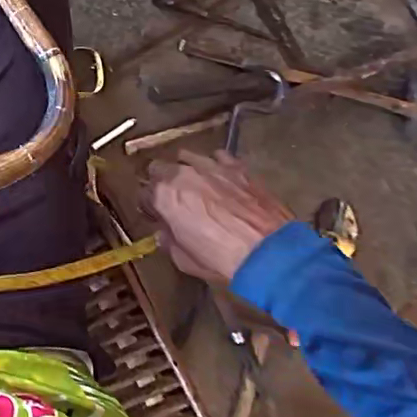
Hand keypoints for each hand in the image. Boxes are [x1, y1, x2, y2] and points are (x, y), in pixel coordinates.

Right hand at [147, 150, 294, 284]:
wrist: (273, 255)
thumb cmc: (222, 260)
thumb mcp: (184, 259)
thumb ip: (168, 240)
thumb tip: (166, 232)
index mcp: (162, 196)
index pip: (143, 194)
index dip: (149, 207)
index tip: (158, 216)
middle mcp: (180, 174)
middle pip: (158, 168)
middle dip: (161, 181)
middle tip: (174, 198)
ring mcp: (210, 167)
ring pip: (185, 156)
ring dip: (186, 169)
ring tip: (196, 184)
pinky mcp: (237, 168)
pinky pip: (218, 157)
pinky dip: (216, 165)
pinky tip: (221, 178)